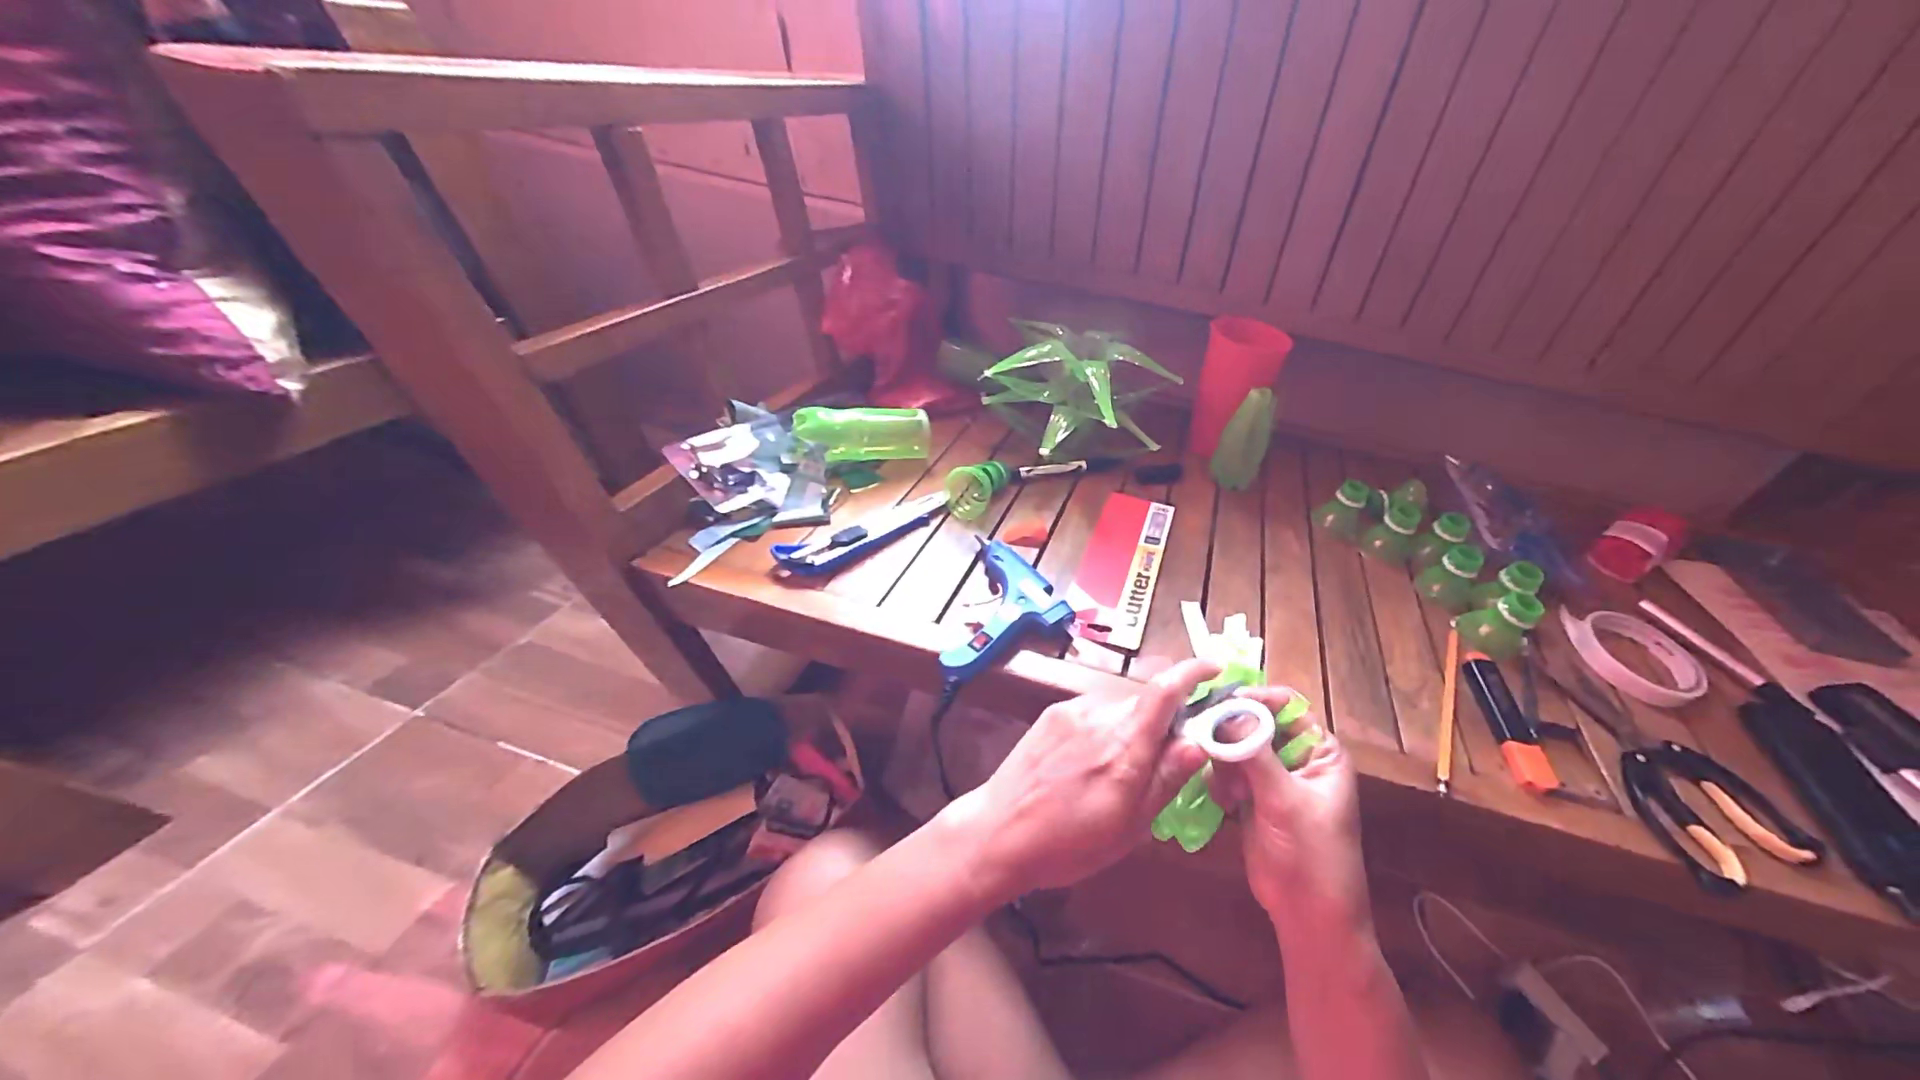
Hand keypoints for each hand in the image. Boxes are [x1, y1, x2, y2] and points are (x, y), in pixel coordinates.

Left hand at [944, 659, 1218, 898]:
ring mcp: (1072, 712)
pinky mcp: (1052, 715)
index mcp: (1124, 747)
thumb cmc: (1069, 843)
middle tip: (1166, 755)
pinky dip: (1106, 728)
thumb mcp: (1129, 825)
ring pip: (1119, 708)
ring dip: (1132, 727)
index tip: (1214, 668)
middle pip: (1145, 703)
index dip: (1192, 672)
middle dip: (1164, 721)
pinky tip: (1090, 762)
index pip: (1164, 691)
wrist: (998, 831)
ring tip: (1120, 769)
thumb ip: (1165, 778)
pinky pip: (1093, 713)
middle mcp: (1099, 718)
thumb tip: (1198, 742)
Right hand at [1207, 688, 1368, 932]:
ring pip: (1236, 746)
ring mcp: (1272, 778)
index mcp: (1320, 752)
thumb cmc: (1312, 855)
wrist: (1308, 914)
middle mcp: (1297, 758)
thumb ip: (1255, 752)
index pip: (1286, 707)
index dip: (1255, 701)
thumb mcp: (1285, 800)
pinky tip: (1224, 801)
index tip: (1220, 704)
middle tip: (1210, 746)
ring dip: (1224, 761)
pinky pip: (1227, 771)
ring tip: (1228, 791)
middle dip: (1231, 734)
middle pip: (1254, 723)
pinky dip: (1219, 780)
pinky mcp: (1252, 796)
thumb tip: (1227, 710)